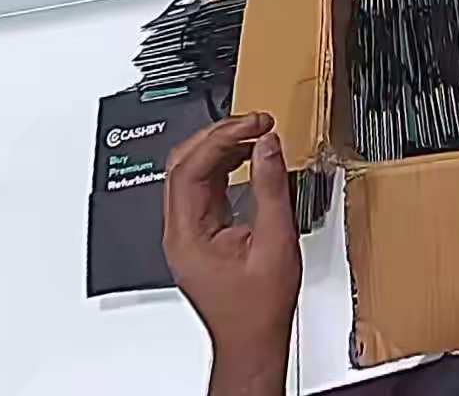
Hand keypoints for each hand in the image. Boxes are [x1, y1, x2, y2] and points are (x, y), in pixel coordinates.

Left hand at [162, 112, 301, 395]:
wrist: (254, 338)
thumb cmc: (259, 304)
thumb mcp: (276, 238)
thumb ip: (270, 186)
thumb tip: (268, 144)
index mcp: (188, 235)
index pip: (190, 169)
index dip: (222, 137)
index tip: (254, 123)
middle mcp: (182, 230)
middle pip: (184, 164)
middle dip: (219, 134)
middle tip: (255, 120)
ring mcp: (191, 230)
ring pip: (194, 170)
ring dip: (224, 145)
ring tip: (258, 131)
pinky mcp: (205, 229)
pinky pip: (209, 183)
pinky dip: (229, 161)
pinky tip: (253, 153)